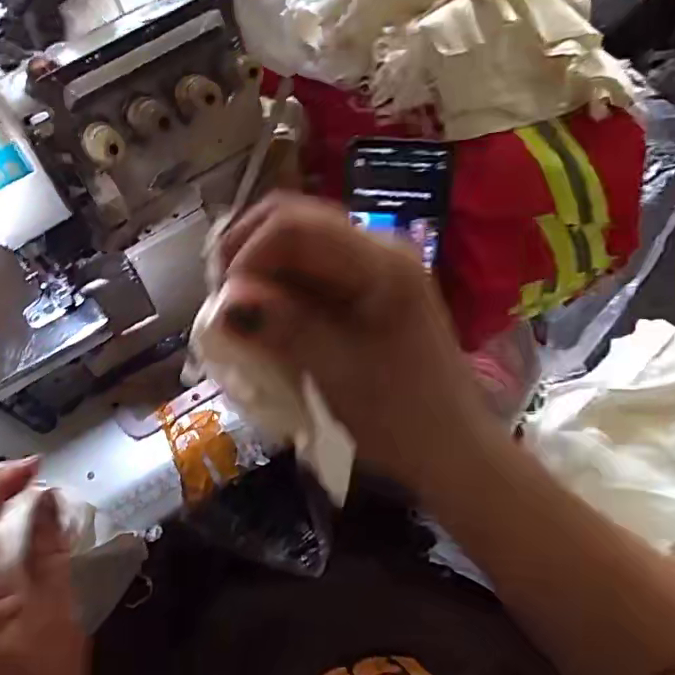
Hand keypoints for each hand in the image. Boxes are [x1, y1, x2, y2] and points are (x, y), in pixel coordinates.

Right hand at [215, 192, 498, 494]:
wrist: (452, 452)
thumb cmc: (400, 415)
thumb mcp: (334, 370)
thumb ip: (282, 325)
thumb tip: (226, 299)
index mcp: (378, 262)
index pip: (293, 225)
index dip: (246, 253)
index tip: (225, 305)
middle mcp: (376, 250)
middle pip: (293, 222)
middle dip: (246, 253)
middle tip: (222, 301)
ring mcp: (372, 270)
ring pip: (297, 246)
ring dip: (259, 274)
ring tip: (236, 315)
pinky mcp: (365, 293)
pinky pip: (309, 274)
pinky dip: (278, 291)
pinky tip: (263, 323)